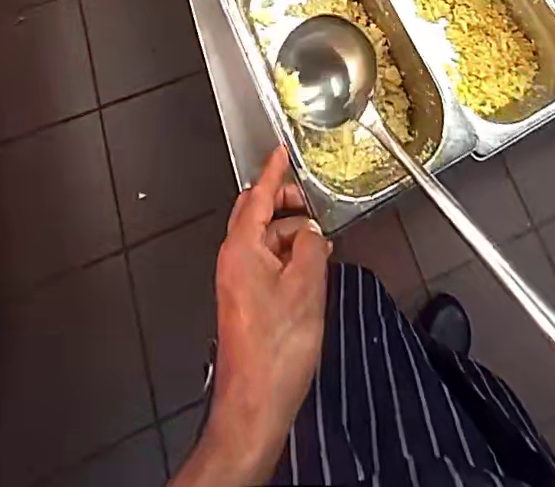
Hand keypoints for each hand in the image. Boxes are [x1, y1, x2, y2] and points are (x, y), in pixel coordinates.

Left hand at [173, 147, 330, 486]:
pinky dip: (289, 254)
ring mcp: (238, 280)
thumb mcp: (308, 285)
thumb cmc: (274, 352)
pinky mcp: (246, 298)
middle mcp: (234, 260)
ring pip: (265, 237)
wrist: (255, 403)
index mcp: (242, 249)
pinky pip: (267, 260)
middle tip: (311, 199)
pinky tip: (311, 266)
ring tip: (320, 241)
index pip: (258, 195)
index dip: (274, 170)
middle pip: (257, 213)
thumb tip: (313, 233)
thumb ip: (313, 246)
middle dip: (286, 202)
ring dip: (292, 232)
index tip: (280, 152)